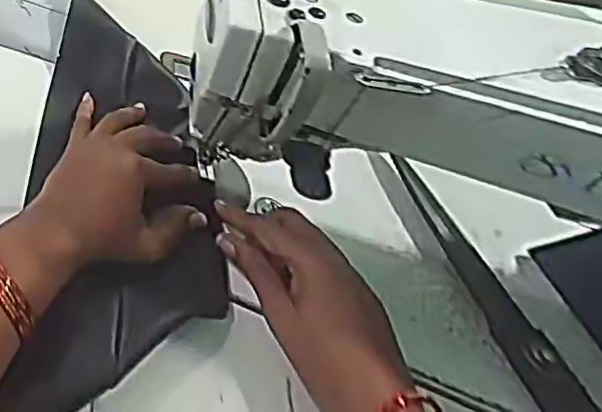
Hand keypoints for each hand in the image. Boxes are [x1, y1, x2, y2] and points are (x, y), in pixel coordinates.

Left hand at [25, 95, 205, 267]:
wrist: (57, 230)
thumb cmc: (96, 236)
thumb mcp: (146, 243)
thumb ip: (174, 228)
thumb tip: (192, 217)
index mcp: (136, 171)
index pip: (171, 171)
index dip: (187, 176)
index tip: (194, 178)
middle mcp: (115, 150)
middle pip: (147, 136)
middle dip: (166, 140)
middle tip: (176, 145)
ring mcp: (93, 144)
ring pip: (116, 120)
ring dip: (131, 114)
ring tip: (142, 111)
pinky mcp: (74, 146)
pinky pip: (81, 121)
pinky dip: (86, 108)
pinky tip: (88, 99)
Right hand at [217, 201, 412, 411]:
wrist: (380, 402)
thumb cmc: (333, 364)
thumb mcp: (279, 312)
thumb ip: (254, 269)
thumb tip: (233, 243)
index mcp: (315, 262)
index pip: (268, 226)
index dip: (239, 215)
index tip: (221, 208)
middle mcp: (337, 264)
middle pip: (292, 223)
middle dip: (261, 221)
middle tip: (235, 229)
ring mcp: (352, 280)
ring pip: (309, 239)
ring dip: (281, 239)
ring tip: (254, 252)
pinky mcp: (360, 296)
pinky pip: (324, 259)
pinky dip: (299, 256)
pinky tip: (284, 273)